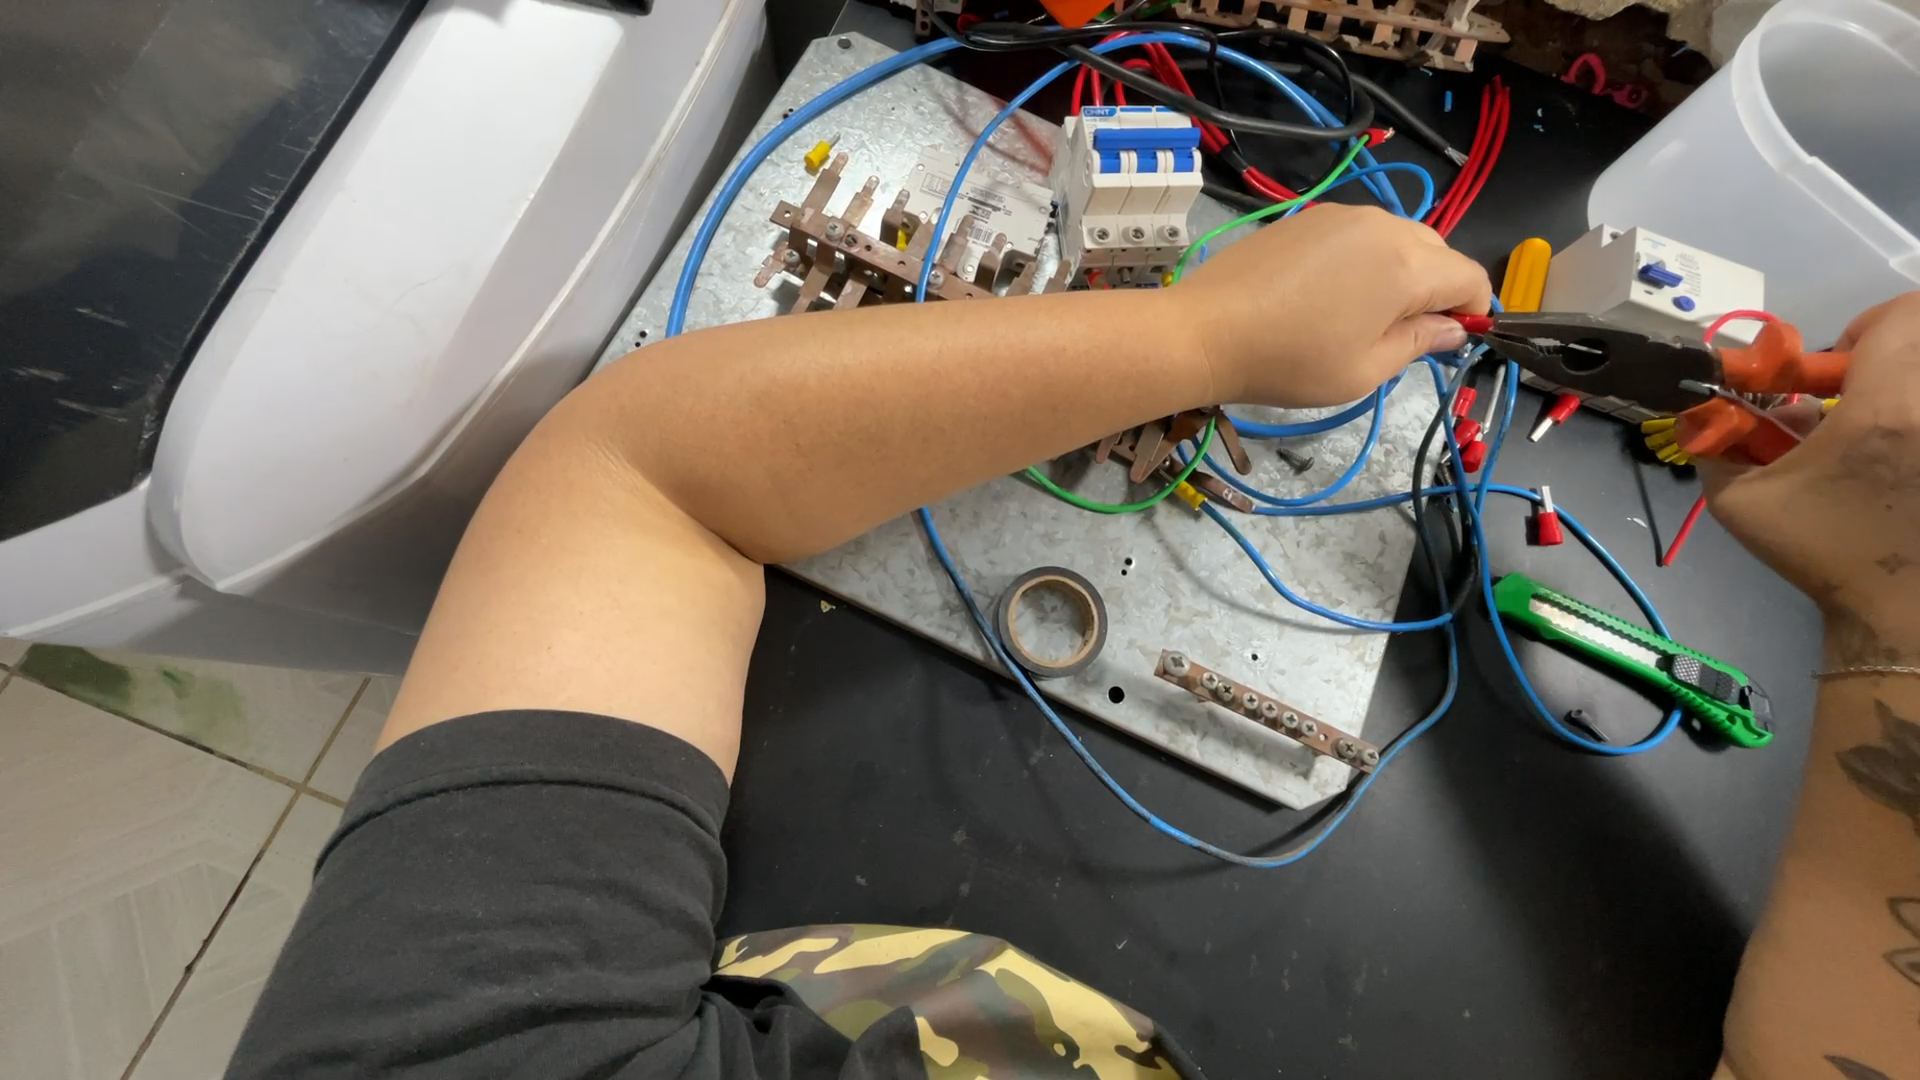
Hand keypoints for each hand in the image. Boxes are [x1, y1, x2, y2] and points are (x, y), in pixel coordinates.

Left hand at [1170, 203, 1492, 406]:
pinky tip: (1324, 294)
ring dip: (1396, 272)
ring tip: (1359, 315)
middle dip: (1434, 289)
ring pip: (1394, 238)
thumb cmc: (1285, 363)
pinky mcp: (1303, 219)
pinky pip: (1353, 235)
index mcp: (1407, 266)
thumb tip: (1453, 328)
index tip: (1455, 337)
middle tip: (1402, 333)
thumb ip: (1416, 345)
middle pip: (1435, 252)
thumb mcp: (1360, 372)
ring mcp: (1338, 216)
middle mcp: (1381, 227)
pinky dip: (1358, 260)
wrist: (1204, 332)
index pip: (1469, 277)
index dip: (1473, 309)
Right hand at [1704, 292, 1919, 664]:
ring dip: (1896, 396)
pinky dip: (1907, 425)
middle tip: (1849, 399)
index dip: (1865, 328)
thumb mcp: (1739, 499)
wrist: (1906, 603)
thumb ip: (1719, 446)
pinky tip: (1892, 464)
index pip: (1903, 317)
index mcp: (1886, 409)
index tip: (1832, 370)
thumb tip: (1717, 415)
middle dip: (1883, 360)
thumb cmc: (1821, 547)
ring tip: (1866, 439)